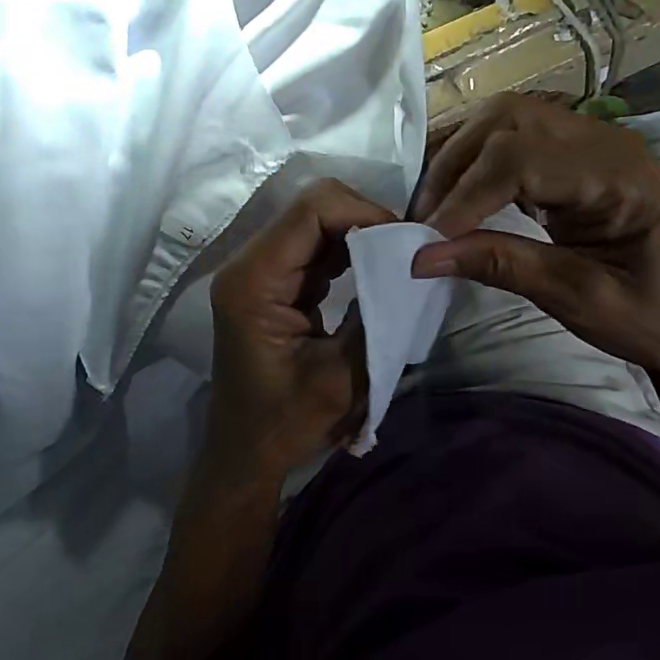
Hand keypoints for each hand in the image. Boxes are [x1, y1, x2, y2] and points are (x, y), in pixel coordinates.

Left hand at [207, 179, 396, 477]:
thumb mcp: (343, 378)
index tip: (406, 244)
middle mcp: (249, 264)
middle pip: (313, 207)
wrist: (245, 452)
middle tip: (407, 253)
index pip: (310, 211)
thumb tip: (414, 270)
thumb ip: (377, 318)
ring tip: (399, 263)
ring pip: (317, 221)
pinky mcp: (274, 282)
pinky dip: (351, 252)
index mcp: (253, 281)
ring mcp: (260, 270)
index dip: (364, 213)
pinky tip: (377, 274)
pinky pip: (316, 246)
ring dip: (361, 235)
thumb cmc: (284, 423)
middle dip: (366, 220)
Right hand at [409, 93, 659, 386]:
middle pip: (507, 119)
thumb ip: (501, 265)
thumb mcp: (577, 299)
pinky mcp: (577, 149)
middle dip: (455, 164)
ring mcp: (593, 138)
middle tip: (426, 217)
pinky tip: (462, 194)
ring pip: (505, 117)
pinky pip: (514, 133)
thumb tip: (421, 256)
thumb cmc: (653, 318)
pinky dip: (477, 159)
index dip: (465, 196)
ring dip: (460, 155)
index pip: (520, 160)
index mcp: (621, 177)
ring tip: (436, 204)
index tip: (428, 240)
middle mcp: (607, 140)